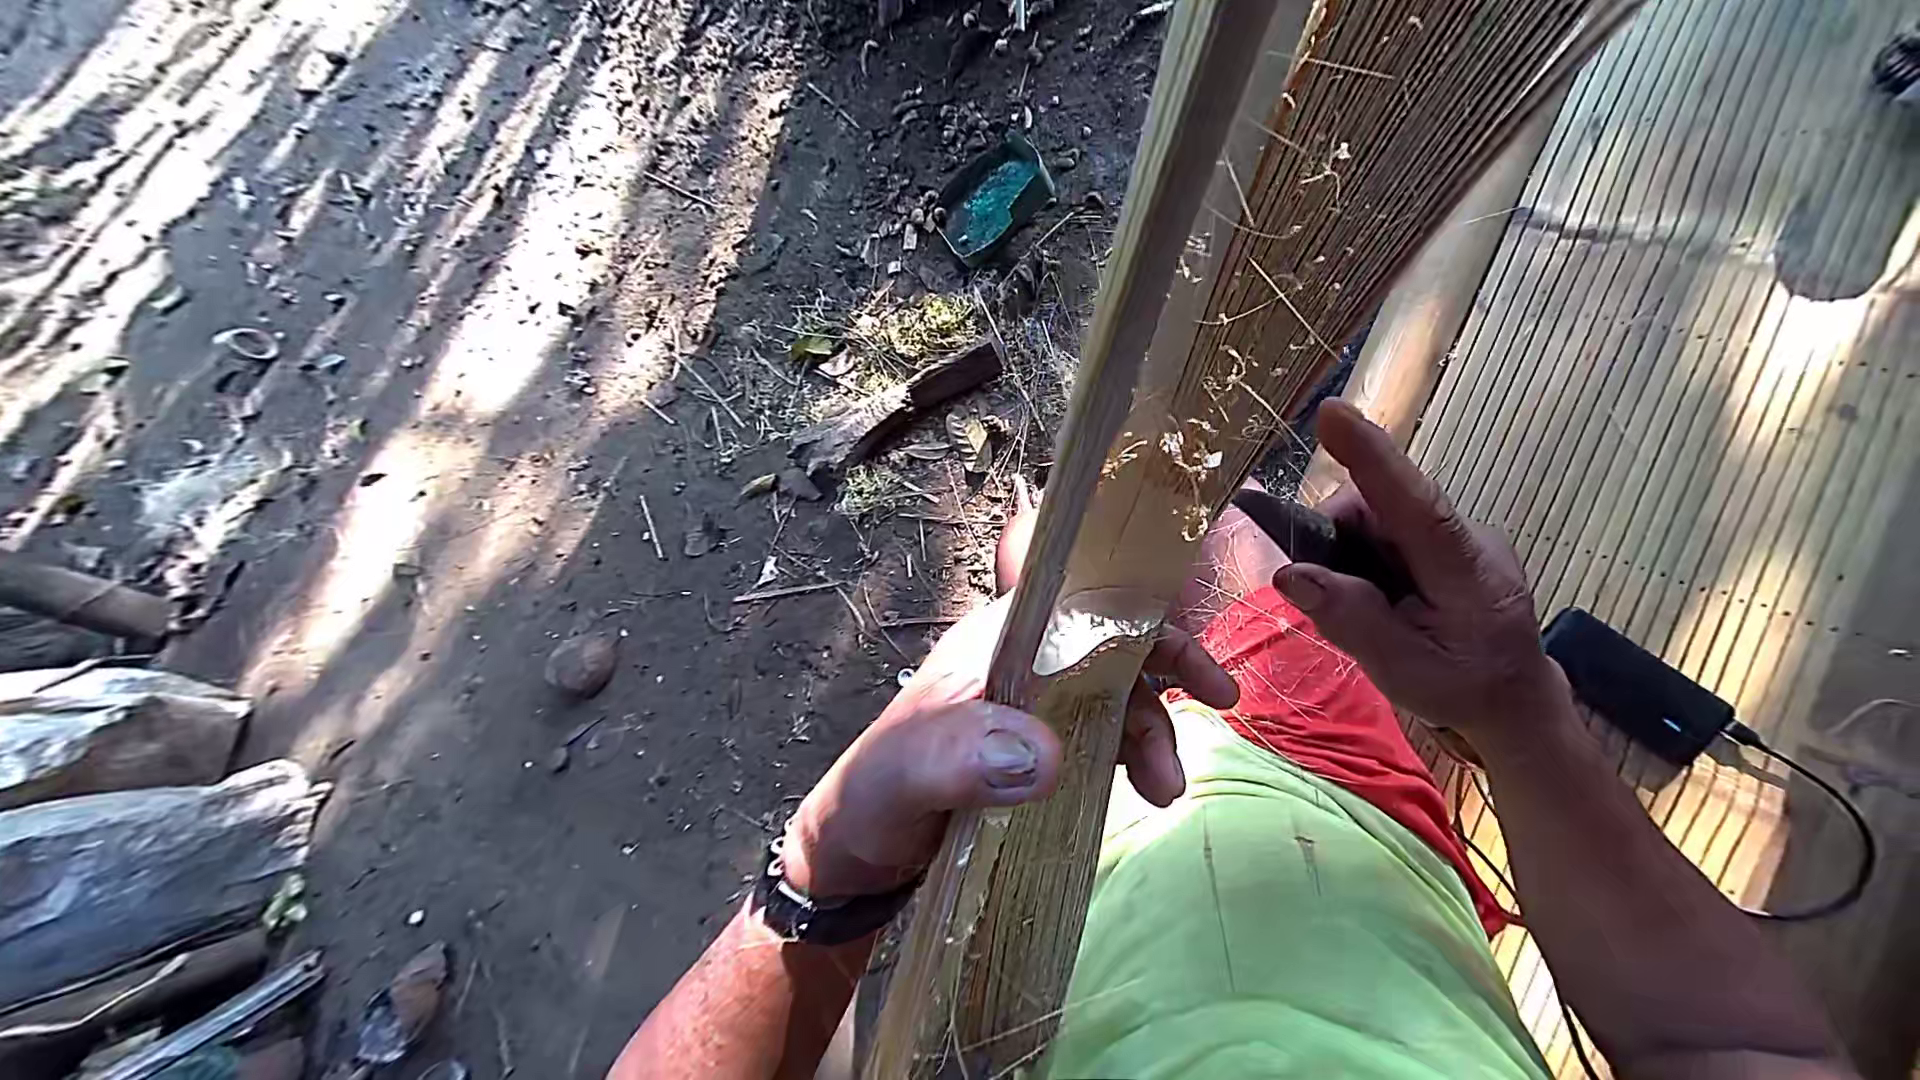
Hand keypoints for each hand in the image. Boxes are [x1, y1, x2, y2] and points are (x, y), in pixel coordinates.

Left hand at [784, 580, 1236, 900]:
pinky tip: (1143, 786)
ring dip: (1152, 726)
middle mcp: (1020, 664)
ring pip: (1113, 693)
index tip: (1192, 653)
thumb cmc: (877, 794)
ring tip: (1164, 785)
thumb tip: (1044, 752)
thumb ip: (961, 756)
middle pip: (1109, 645)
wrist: (861, 848)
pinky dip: (1132, 753)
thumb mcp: (908, 773)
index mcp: (995, 643)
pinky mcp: (1039, 748)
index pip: (1076, 604)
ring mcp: (1033, 706)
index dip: (1139, 613)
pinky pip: (1101, 735)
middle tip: (1214, 705)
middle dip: (1162, 670)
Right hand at [1272, 400, 1569, 748]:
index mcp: (1467, 571)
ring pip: (1372, 517)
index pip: (1416, 503)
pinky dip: (1357, 557)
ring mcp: (1456, 536)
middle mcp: (1465, 538)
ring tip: (1358, 606)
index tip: (1332, 413)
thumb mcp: (1398, 668)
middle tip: (1324, 593)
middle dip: (1333, 539)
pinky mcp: (1442, 541)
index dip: (1372, 455)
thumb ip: (1348, 618)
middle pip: (1376, 506)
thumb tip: (1289, 572)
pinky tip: (1371, 595)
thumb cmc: (1460, 689)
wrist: (1510, 700)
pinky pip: (1381, 529)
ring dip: (1343, 553)